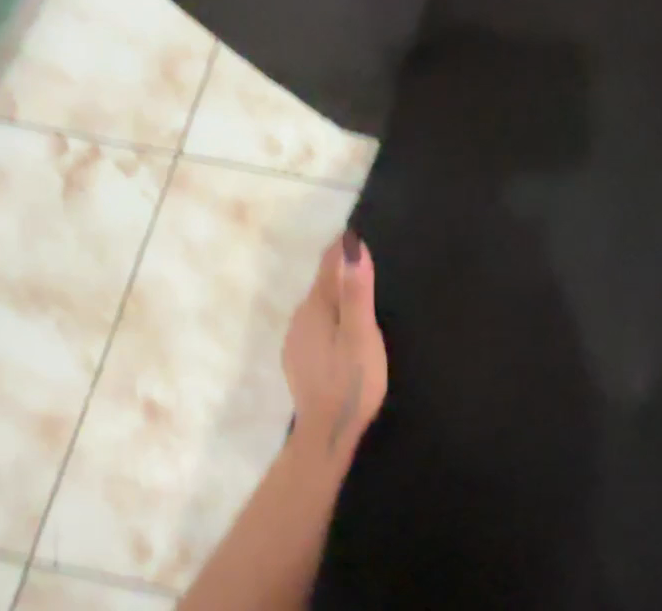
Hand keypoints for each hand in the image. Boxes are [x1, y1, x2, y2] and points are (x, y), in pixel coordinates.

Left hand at [282, 232, 387, 465]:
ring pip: (319, 305)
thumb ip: (357, 292)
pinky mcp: (301, 359)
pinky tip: (344, 325)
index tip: (356, 229)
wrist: (326, 434)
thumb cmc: (351, 381)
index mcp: (316, 308)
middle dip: (340, 267)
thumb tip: (353, 248)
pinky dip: (332, 314)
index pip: (329, 266)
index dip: (343, 247)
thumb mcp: (361, 335)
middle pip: (323, 284)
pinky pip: (318, 324)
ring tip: (359, 285)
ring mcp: (297, 341)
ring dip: (336, 291)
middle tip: (364, 253)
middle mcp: (300, 319)